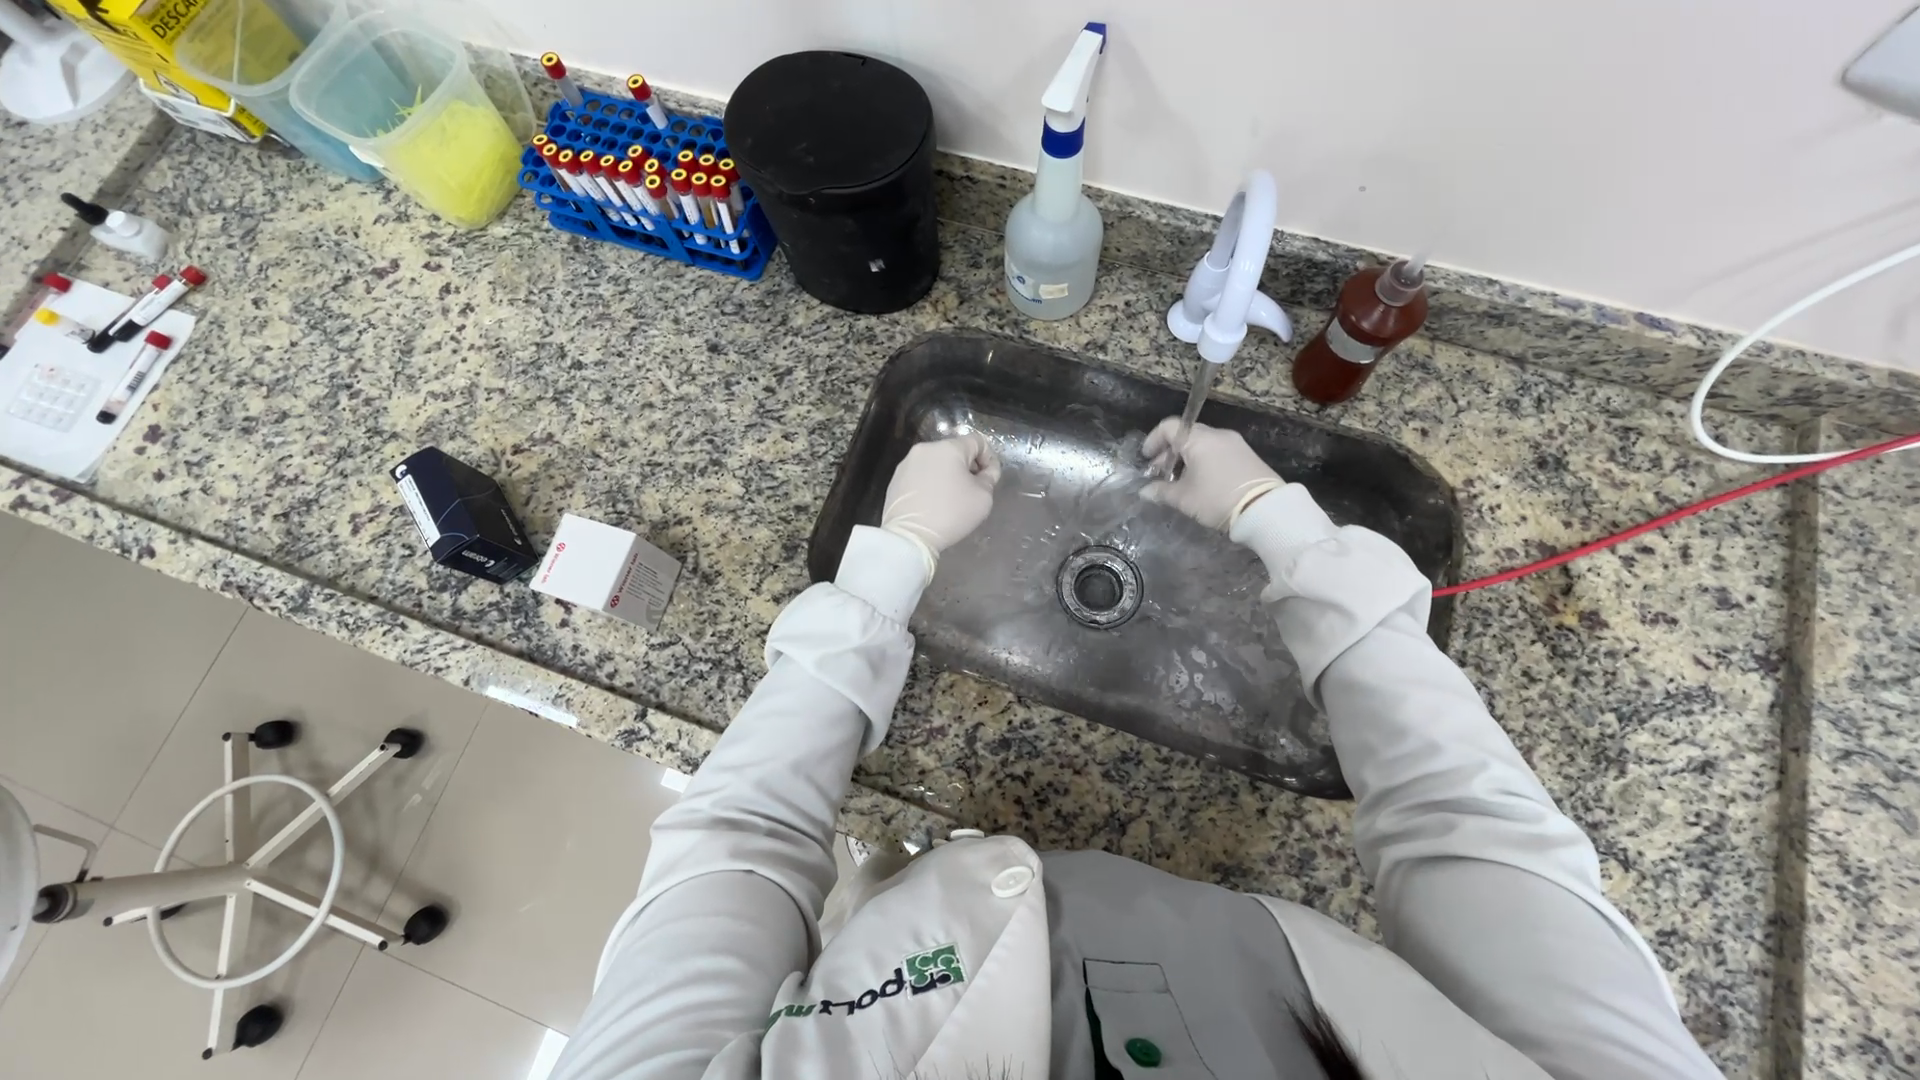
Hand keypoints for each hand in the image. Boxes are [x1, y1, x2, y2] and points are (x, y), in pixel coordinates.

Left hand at [881, 434, 1001, 571]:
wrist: (910, 536)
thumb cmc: (951, 513)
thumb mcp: (983, 497)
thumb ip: (989, 477)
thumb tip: (986, 471)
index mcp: (948, 448)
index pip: (977, 441)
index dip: (989, 458)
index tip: (989, 478)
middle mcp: (925, 449)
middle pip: (955, 451)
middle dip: (967, 467)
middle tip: (972, 490)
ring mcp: (907, 463)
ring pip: (936, 463)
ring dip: (948, 475)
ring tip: (950, 498)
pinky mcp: (896, 479)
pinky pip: (921, 475)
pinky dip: (931, 483)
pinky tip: (933, 503)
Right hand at [1140, 418, 1282, 529]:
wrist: (1264, 509)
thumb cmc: (1217, 499)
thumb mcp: (1184, 498)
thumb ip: (1161, 491)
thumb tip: (1145, 491)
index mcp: (1199, 439)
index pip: (1170, 427)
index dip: (1153, 440)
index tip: (1146, 458)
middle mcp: (1217, 435)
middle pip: (1186, 434)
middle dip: (1169, 452)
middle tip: (1159, 473)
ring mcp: (1235, 444)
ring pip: (1202, 443)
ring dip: (1186, 457)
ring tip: (1179, 480)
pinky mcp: (1247, 455)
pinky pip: (1217, 451)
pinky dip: (1203, 460)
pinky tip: (1200, 480)